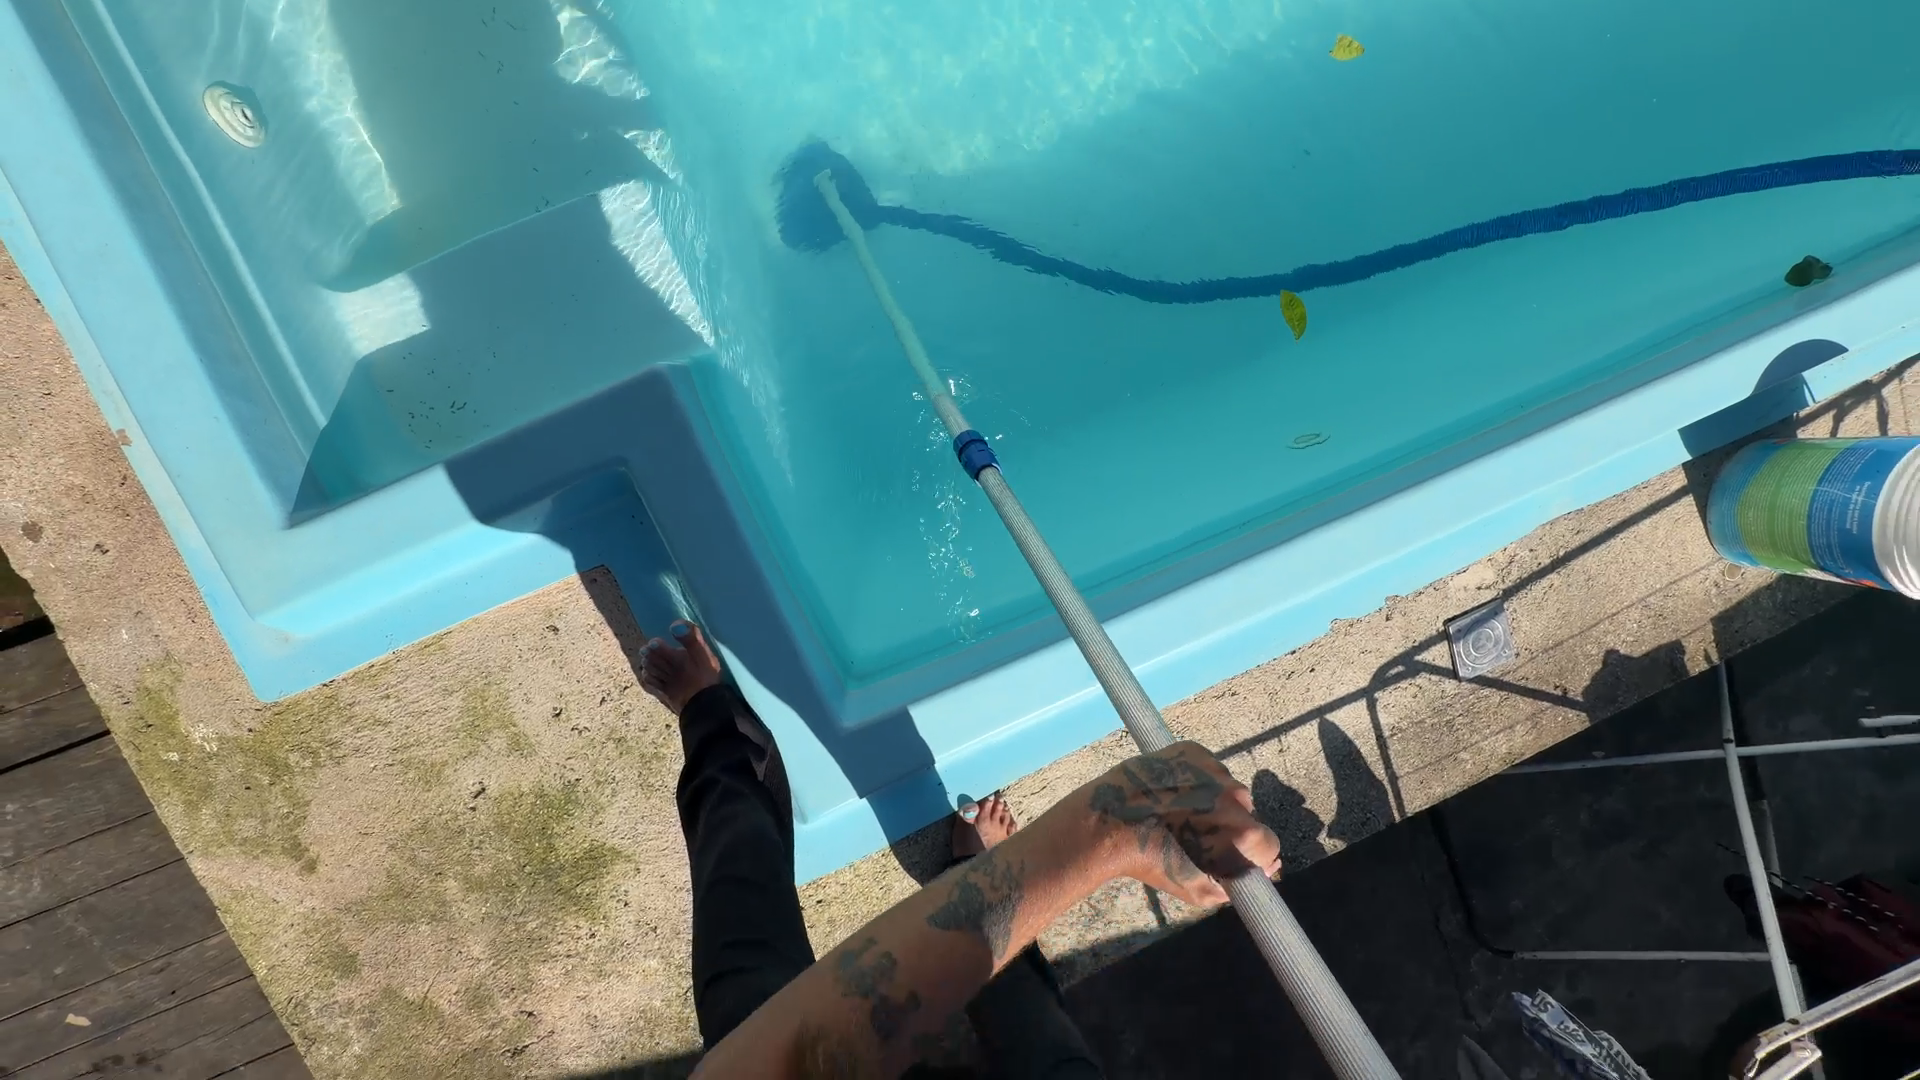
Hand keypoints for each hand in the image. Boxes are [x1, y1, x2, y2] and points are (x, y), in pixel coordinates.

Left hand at [640, 620, 722, 715]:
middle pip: (655, 661)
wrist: (704, 705)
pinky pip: (655, 687)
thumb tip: (675, 624)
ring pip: (653, 673)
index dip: (656, 645)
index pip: (661, 650)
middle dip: (649, 655)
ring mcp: (667, 684)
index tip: (653, 642)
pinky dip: (649, 680)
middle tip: (644, 650)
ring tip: (644, 661)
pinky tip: (648, 677)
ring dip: (648, 666)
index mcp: (676, 658)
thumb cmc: (706, 677)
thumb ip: (691, 638)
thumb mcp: (703, 654)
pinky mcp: (668, 696)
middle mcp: (668, 670)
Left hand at [1083, 741, 1280, 906]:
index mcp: (1244, 833)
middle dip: (1228, 823)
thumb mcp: (1200, 891)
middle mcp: (1236, 795)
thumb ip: (1239, 884)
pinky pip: (1205, 765)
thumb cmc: (1153, 861)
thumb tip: (1260, 870)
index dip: (1249, 852)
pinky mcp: (1191, 749)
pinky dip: (1194, 776)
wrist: (1109, 820)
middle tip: (1196, 830)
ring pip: (1224, 786)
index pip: (1268, 844)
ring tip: (1180, 808)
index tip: (1227, 853)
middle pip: (1245, 812)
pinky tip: (1172, 788)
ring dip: (1212, 797)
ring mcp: (1214, 768)